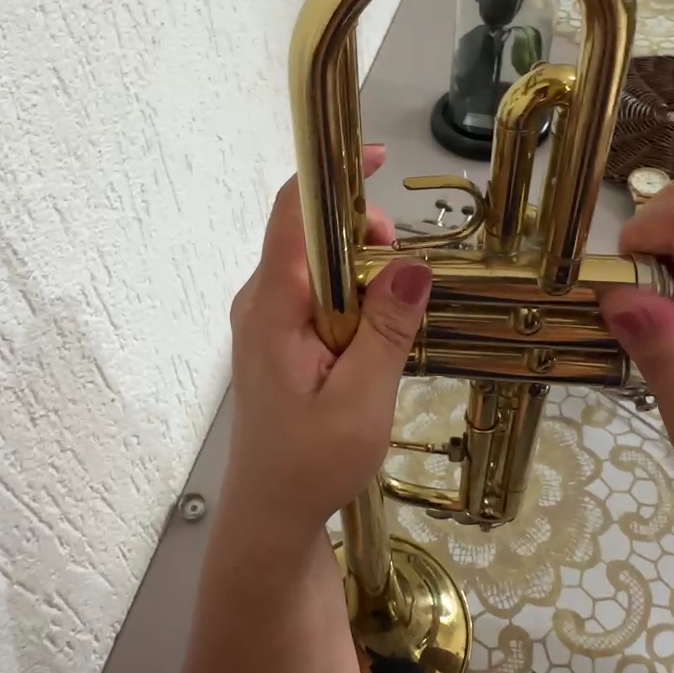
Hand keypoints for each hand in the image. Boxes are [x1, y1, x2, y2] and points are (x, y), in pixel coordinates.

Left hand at [225, 146, 431, 538]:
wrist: (270, 513)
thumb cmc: (310, 464)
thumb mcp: (361, 401)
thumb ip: (386, 330)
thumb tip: (414, 264)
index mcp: (270, 307)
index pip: (292, 215)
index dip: (334, 176)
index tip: (380, 159)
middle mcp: (259, 300)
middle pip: (308, 233)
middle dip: (362, 234)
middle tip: (405, 274)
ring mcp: (264, 318)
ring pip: (316, 264)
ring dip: (360, 271)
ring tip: (393, 315)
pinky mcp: (276, 336)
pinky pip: (314, 293)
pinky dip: (349, 296)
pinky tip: (372, 333)